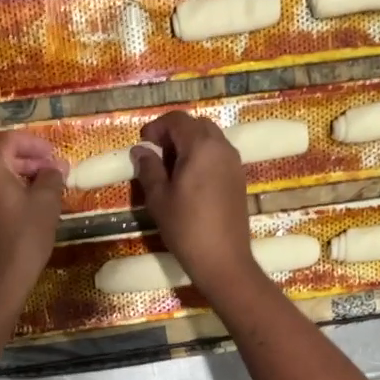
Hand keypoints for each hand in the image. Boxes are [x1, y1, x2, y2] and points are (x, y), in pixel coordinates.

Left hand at [0, 132, 64, 313]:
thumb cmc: (24, 239)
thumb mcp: (46, 204)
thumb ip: (51, 178)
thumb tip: (55, 167)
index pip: (11, 140)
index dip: (35, 144)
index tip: (55, 156)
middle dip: (27, 160)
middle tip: (51, 172)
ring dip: (16, 176)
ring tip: (41, 189)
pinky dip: (4, 191)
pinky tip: (23, 206)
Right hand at [132, 111, 256, 287]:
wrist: (223, 259)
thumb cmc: (186, 228)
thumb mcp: (159, 198)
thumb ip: (148, 168)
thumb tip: (140, 150)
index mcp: (200, 146)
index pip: (177, 120)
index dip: (157, 126)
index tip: (143, 143)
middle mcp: (222, 147)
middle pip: (197, 126)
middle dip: (175, 134)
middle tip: (157, 155)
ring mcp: (234, 163)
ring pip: (210, 140)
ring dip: (190, 146)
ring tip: (172, 170)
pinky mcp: (239, 180)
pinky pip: (219, 157)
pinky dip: (203, 158)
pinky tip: (191, 182)